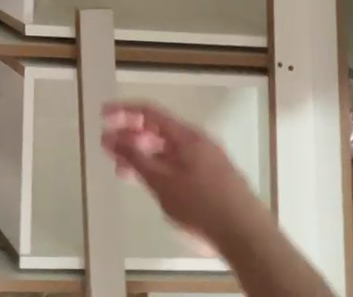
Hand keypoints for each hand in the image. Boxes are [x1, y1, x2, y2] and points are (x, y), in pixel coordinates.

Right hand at [102, 103, 266, 244]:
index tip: (102, 117)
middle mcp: (199, 143)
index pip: (149, 112)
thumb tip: (110, 137)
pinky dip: (160, 170)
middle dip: (130, 138)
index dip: (123, 112)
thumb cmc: (202, 206)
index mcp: (187, 136)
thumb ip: (133, 158)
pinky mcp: (215, 182)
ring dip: (144, 157)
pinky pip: (179, 166)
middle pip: (158, 132)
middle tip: (108, 149)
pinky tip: (152, 185)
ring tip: (123, 171)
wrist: (250, 240)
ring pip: (168, 152)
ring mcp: (210, 163)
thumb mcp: (160, 182)